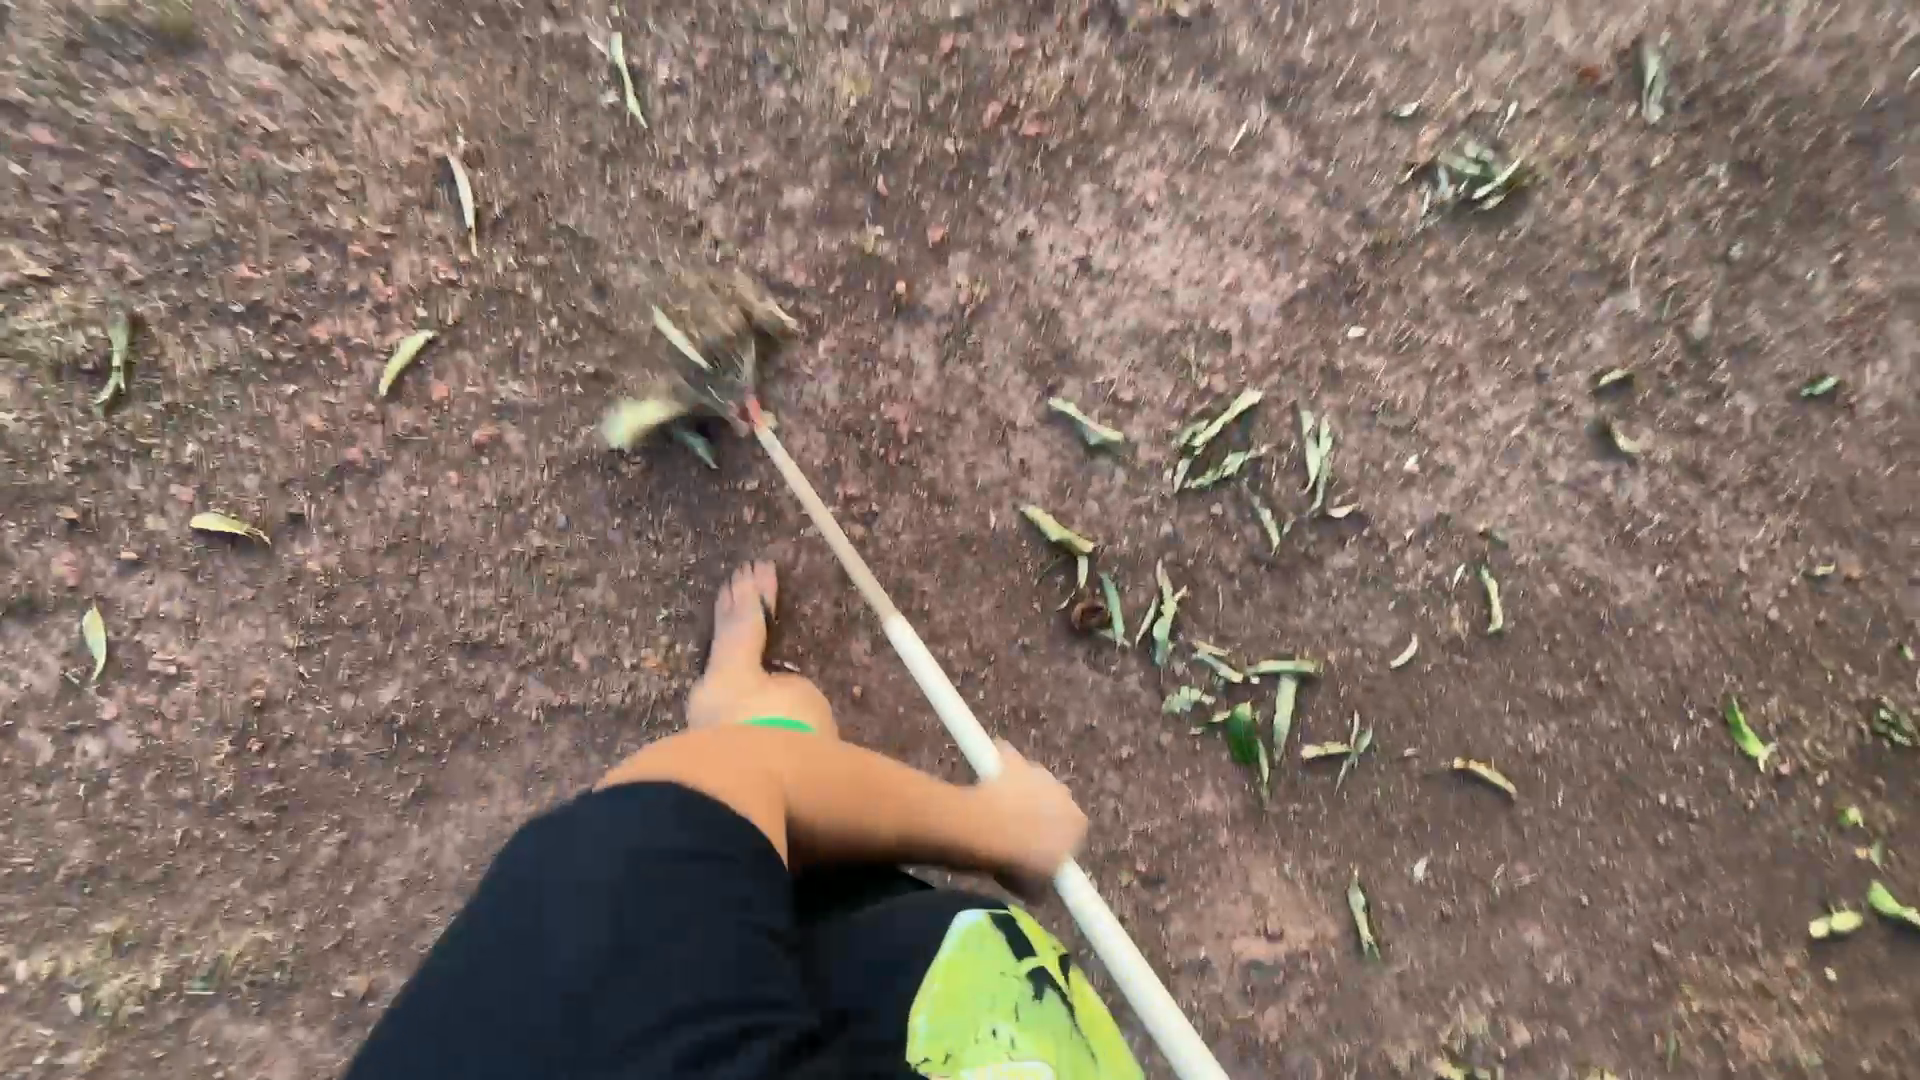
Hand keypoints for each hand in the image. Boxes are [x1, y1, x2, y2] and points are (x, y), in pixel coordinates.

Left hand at [973, 740, 1087, 892]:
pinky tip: (992, 771)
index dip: (1057, 839)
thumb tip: (1038, 887)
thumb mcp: (1036, 886)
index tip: (1041, 849)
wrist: (988, 831)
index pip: (1074, 831)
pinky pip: (1009, 757)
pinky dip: (1003, 761)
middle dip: (1043, 811)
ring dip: (1024, 789)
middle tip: (1021, 830)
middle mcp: (1064, 794)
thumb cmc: (1016, 862)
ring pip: (1035, 779)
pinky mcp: (1014, 760)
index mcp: (1077, 823)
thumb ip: (1043, 882)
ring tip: (1003, 807)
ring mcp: (1039, 773)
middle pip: (1057, 802)